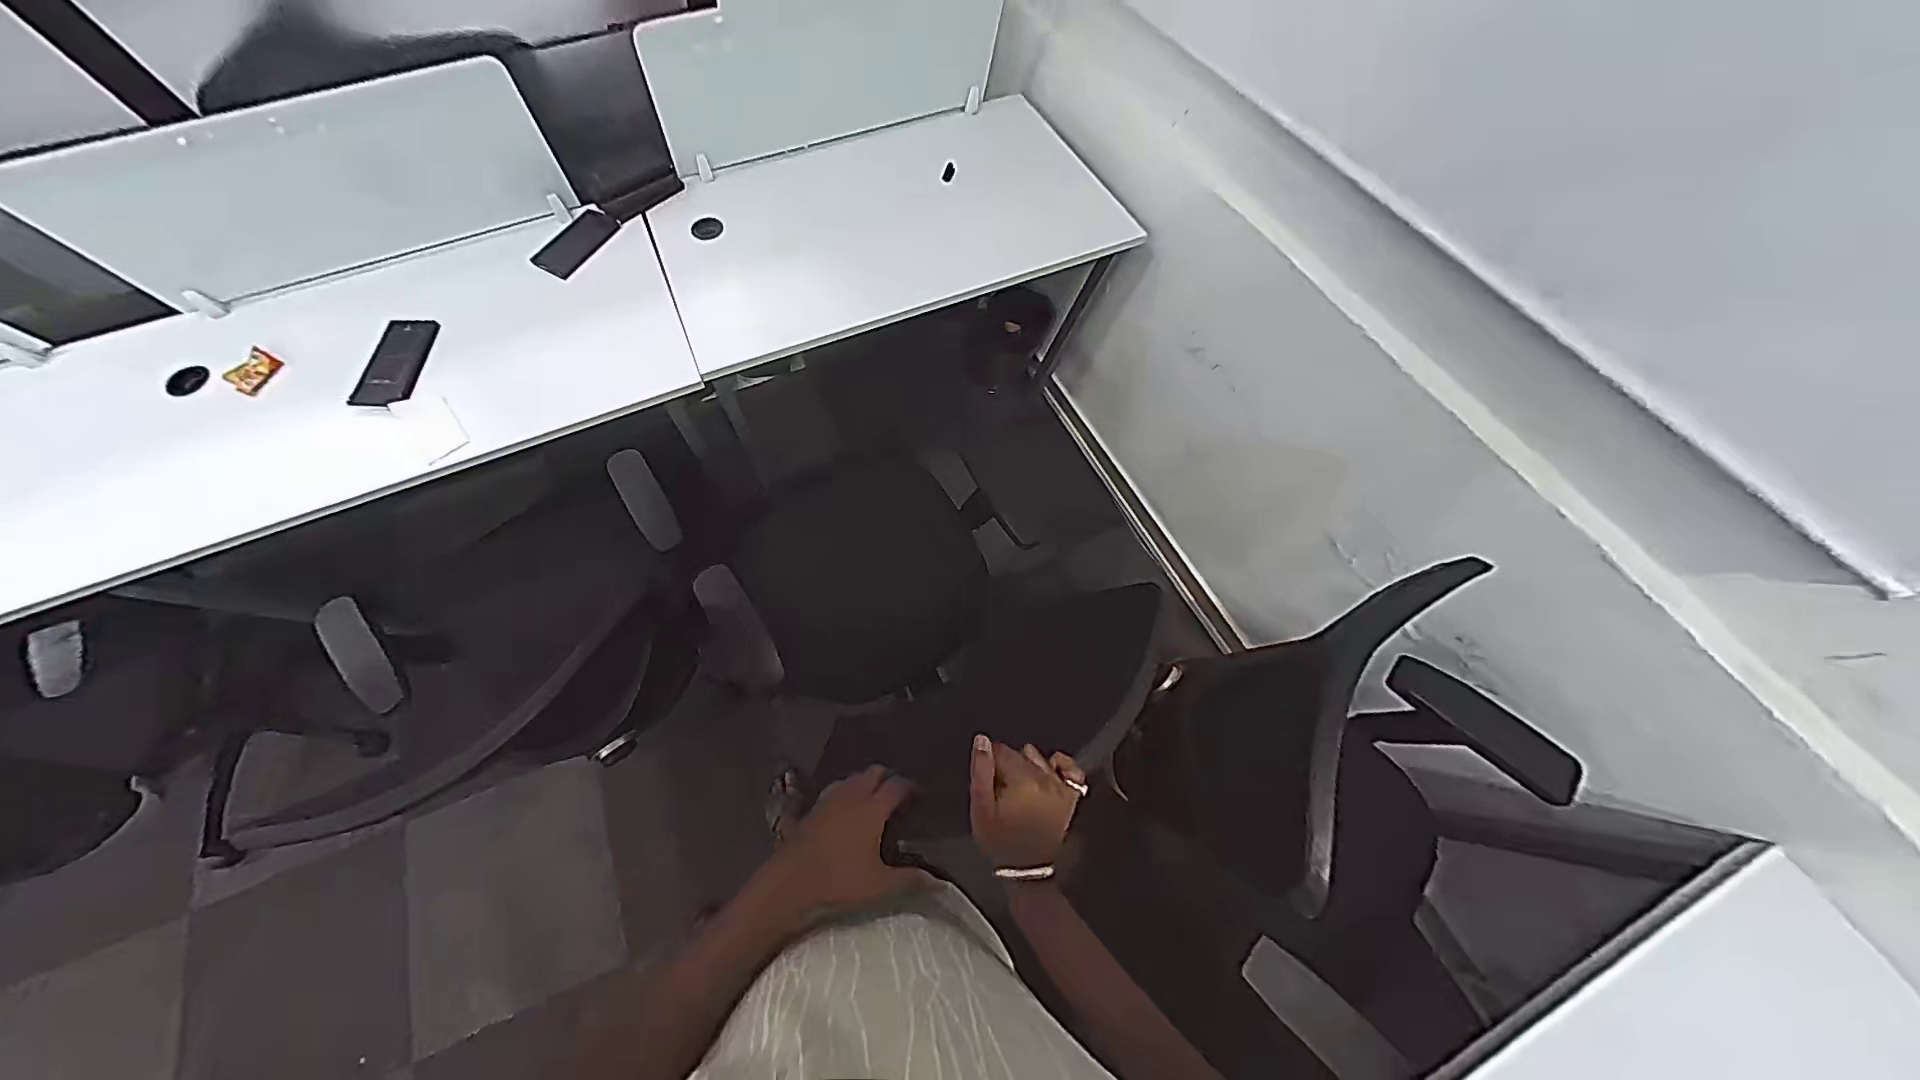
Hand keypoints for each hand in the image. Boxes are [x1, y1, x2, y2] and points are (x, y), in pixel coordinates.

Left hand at [751, 766, 932, 927]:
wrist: (788, 883)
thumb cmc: (838, 882)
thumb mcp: (879, 886)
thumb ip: (910, 880)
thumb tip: (939, 882)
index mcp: (873, 808)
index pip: (898, 785)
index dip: (911, 787)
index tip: (919, 796)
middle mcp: (853, 796)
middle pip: (874, 772)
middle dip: (888, 777)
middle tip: (897, 794)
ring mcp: (829, 800)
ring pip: (853, 778)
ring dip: (865, 781)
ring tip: (873, 798)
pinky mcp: (811, 809)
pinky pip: (834, 790)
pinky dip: (845, 792)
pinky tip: (844, 809)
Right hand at [970, 735, 1083, 868]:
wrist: (1029, 870)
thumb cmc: (1001, 841)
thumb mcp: (981, 810)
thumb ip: (980, 772)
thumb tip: (982, 740)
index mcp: (1022, 778)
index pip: (1001, 750)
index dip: (990, 763)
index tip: (988, 781)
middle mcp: (1046, 777)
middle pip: (1019, 754)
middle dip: (1007, 766)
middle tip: (1001, 791)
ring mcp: (1062, 784)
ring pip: (1039, 758)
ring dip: (1028, 766)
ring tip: (1019, 788)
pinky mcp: (1072, 793)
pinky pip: (1069, 767)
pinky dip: (1059, 765)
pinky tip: (1047, 773)